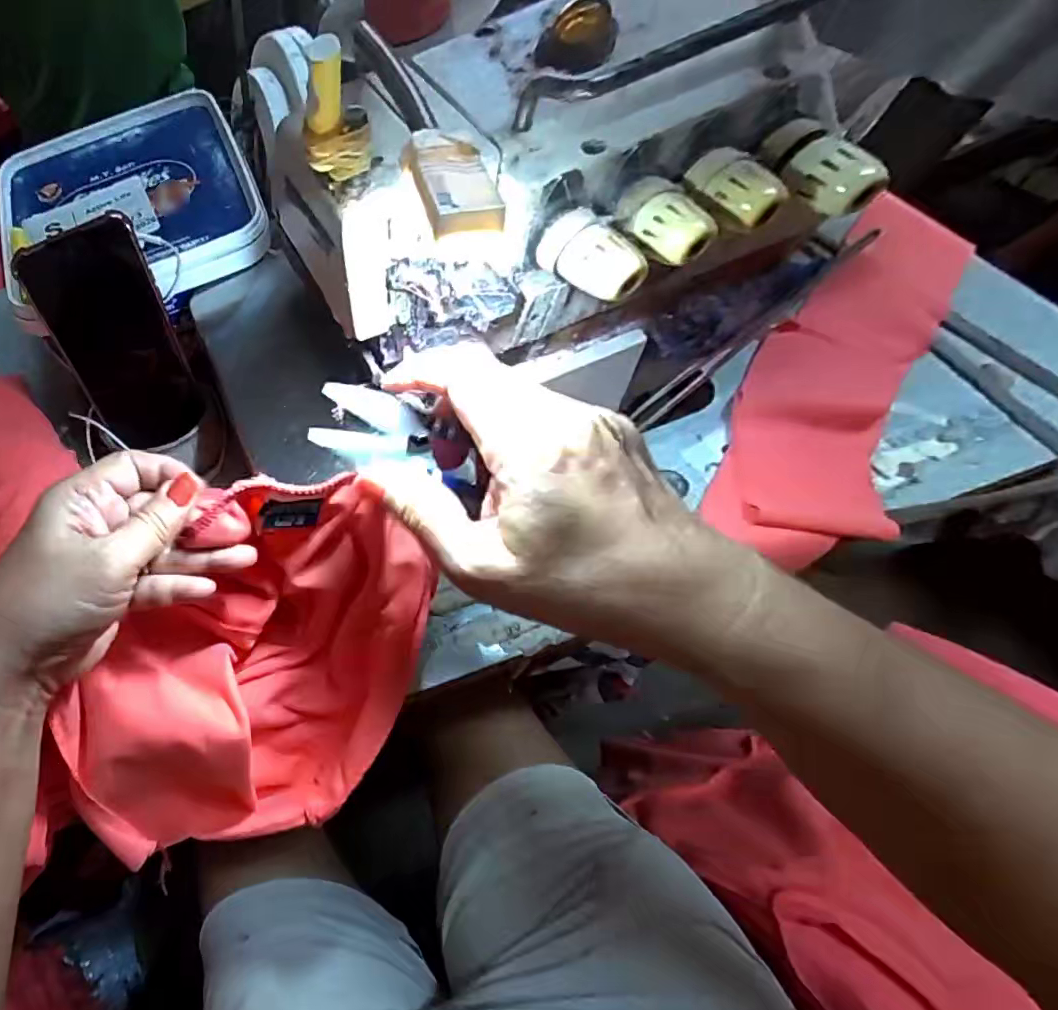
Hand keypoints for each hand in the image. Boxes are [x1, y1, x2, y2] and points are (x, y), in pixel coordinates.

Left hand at [0, 452, 256, 709]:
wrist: (16, 663)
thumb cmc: (57, 594)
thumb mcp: (110, 556)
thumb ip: (155, 523)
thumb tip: (190, 484)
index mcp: (86, 500)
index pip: (134, 469)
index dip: (171, 476)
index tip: (206, 491)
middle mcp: (100, 524)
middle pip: (157, 512)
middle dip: (198, 521)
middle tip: (241, 530)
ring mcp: (110, 561)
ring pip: (163, 550)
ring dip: (200, 555)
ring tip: (245, 559)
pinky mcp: (117, 594)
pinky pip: (155, 582)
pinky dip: (178, 584)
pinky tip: (208, 588)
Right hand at [363, 342, 773, 663]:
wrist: (683, 593)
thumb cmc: (577, 587)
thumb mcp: (481, 566)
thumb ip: (421, 513)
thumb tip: (374, 476)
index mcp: (530, 441)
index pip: (463, 369)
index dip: (417, 371)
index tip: (388, 395)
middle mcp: (564, 412)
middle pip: (486, 378)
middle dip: (443, 406)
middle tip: (431, 459)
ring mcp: (594, 416)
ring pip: (514, 395)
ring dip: (477, 423)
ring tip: (474, 482)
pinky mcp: (610, 428)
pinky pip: (542, 412)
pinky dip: (510, 433)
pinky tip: (519, 484)